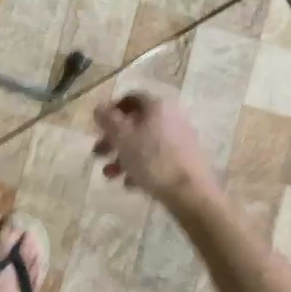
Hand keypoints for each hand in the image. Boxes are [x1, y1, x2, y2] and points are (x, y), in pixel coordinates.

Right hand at [92, 93, 216, 205]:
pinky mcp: (185, 159)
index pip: (130, 98)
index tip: (98, 127)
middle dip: (113, 139)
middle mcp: (171, 117)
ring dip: (123, 157)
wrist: (191, 193)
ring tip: (110, 175)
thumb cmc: (153, 161)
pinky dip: (141, 167)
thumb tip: (98, 107)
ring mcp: (180, 139)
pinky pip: (157, 158)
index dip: (111, 110)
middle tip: (98, 154)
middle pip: (136, 123)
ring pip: (144, 143)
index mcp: (157, 106)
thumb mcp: (123, 138)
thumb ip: (108, 120)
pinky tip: (130, 185)